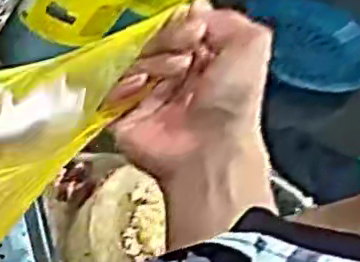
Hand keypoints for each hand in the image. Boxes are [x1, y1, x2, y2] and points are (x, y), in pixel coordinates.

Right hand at [106, 2, 271, 181]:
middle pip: (153, 41)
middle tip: (184, 55)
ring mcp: (145, 98)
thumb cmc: (233, 102)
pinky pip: (110, 94)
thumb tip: (190, 12)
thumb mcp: (250, 42)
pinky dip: (123, 85)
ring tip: (170, 75)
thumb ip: (222, 18)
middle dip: (168, 40)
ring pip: (133, 61)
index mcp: (199, 59)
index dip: (180, 24)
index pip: (177, 27)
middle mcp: (170, 77)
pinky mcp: (122, 121)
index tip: (194, 31)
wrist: (208, 149)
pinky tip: (140, 86)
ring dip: (151, 61)